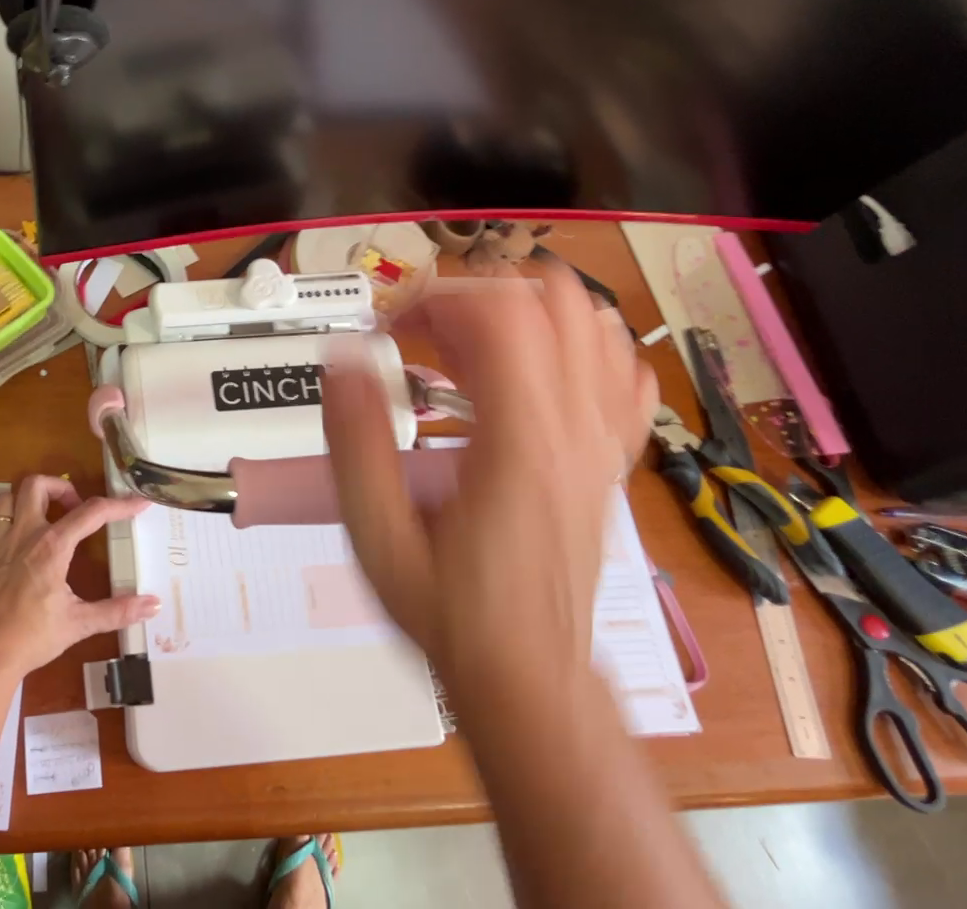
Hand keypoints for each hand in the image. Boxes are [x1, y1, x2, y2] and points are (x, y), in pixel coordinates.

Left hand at [0, 476, 159, 679]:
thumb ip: (118, 611)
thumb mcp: (80, 624)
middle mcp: (23, 535)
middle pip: (37, 485)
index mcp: (52, 546)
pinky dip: (1, 526)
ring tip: (44, 519)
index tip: (139, 504)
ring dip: (27, 501)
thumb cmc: (32, 637)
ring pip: (6, 499)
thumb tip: (154, 605)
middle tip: (75, 509)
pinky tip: (13, 543)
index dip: (120, 505)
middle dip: (60, 488)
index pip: (92, 513)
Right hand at [321, 264, 656, 686]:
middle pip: (554, 301)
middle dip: (476, 292)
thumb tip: (344, 359)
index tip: (389, 327)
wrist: (526, 674)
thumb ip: (357, 440)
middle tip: (424, 328)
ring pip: (595, 324)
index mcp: (521, 445)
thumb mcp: (378, 533)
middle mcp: (576, 432)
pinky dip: (580, 344)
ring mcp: (602, 443)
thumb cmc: (450, 611)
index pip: (500, 316)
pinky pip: (621, 373)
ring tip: (466, 340)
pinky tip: (533, 366)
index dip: (436, 298)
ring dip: (525, 307)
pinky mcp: (608, 458)